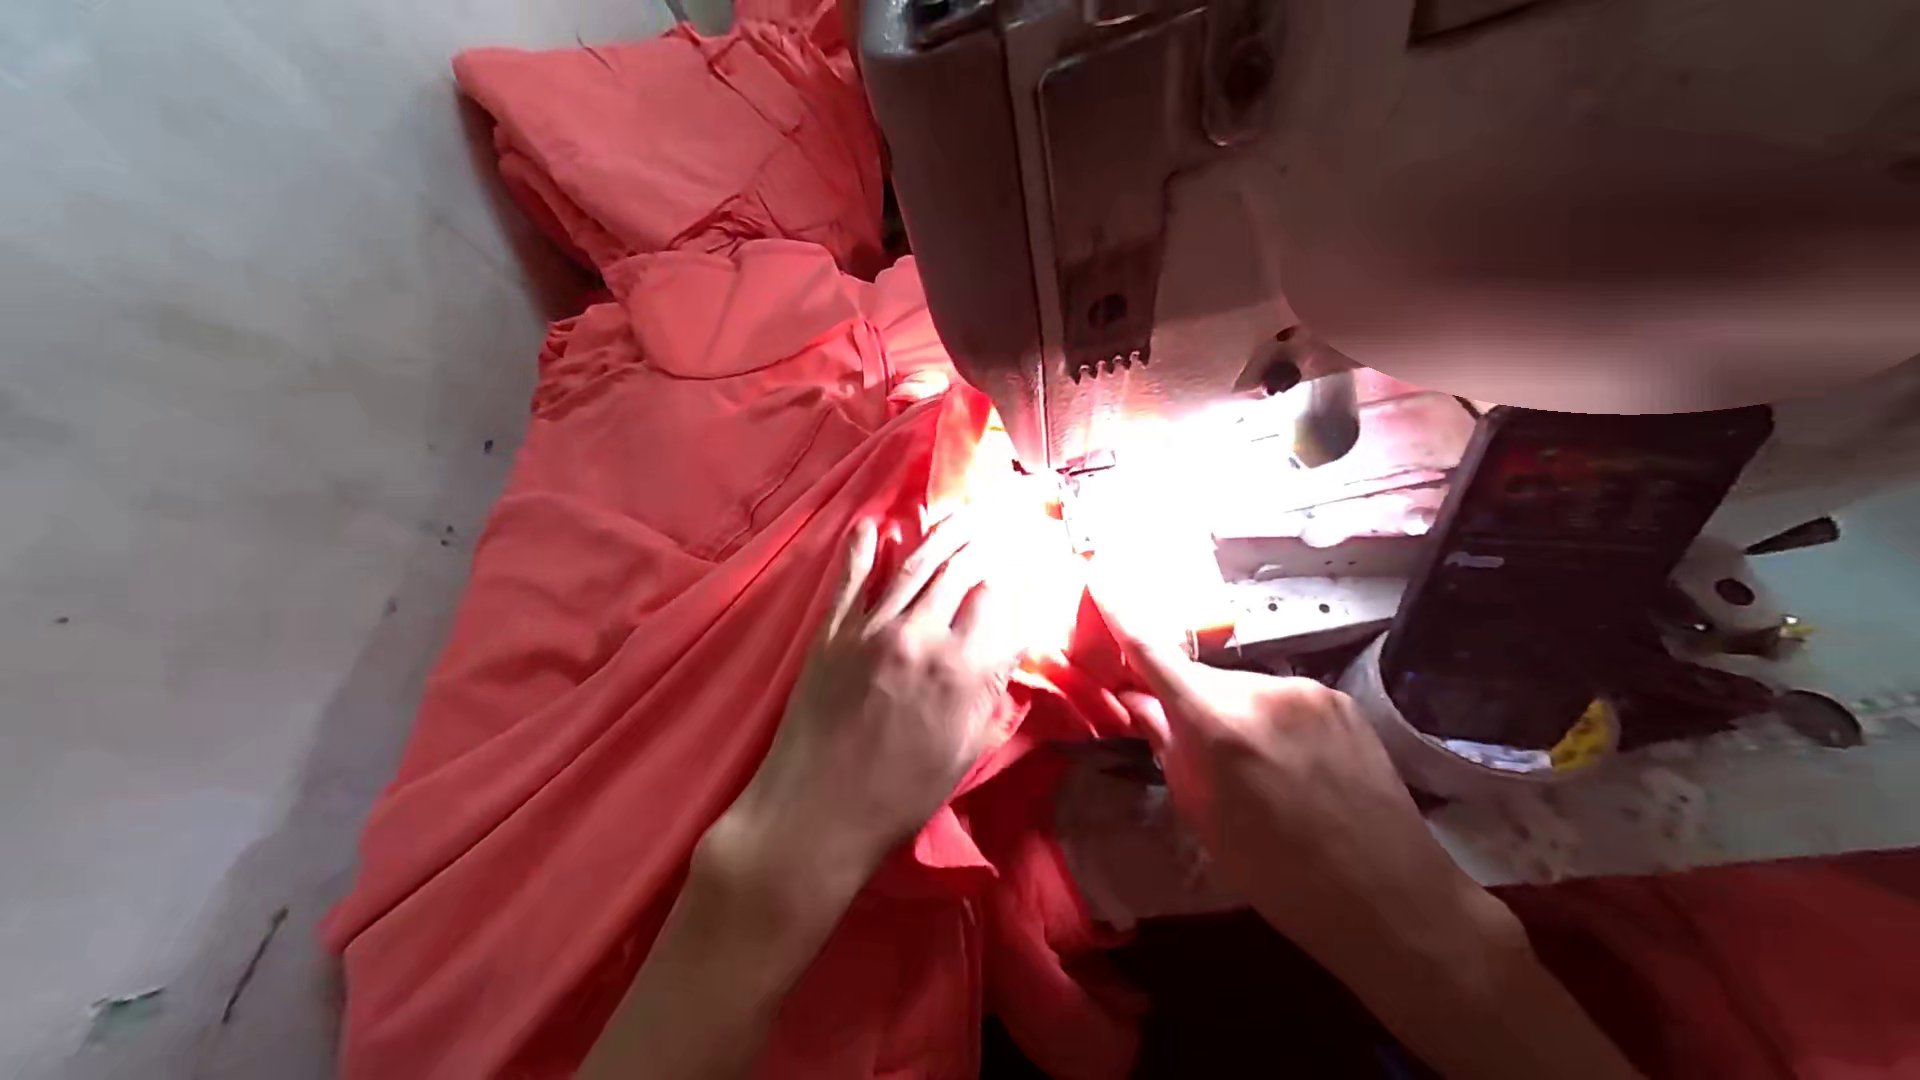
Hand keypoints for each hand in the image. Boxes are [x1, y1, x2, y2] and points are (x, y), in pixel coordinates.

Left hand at [720, 512, 1019, 885]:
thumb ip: (990, 690)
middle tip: (997, 520)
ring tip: (960, 512)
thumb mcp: (964, 751)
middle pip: (960, 571)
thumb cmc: (899, 796)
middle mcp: (918, 635)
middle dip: (984, 543)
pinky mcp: (830, 632)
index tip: (1019, 573)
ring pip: (913, 565)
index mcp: (960, 669)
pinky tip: (873, 525)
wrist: (813, 815)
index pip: (997, 604)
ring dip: (940, 534)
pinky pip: (849, 580)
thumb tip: (1010, 643)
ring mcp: (869, 628)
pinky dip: (861, 549)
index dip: (1012, 586)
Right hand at [1096, 599, 1491, 960]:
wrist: (1390, 899)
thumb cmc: (1276, 871)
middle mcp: (1262, 689)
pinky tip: (1296, 763)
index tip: (1101, 577)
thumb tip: (1136, 698)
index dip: (1121, 614)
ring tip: (1260, 768)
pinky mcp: (1340, 699)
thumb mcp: (1201, 811)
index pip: (1153, 652)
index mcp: (1217, 722)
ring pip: (1244, 688)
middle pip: (1202, 680)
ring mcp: (1307, 690)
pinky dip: (1272, 720)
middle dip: (1191, 704)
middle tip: (1201, 752)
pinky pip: (1283, 698)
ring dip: (1235, 714)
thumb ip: (1165, 742)